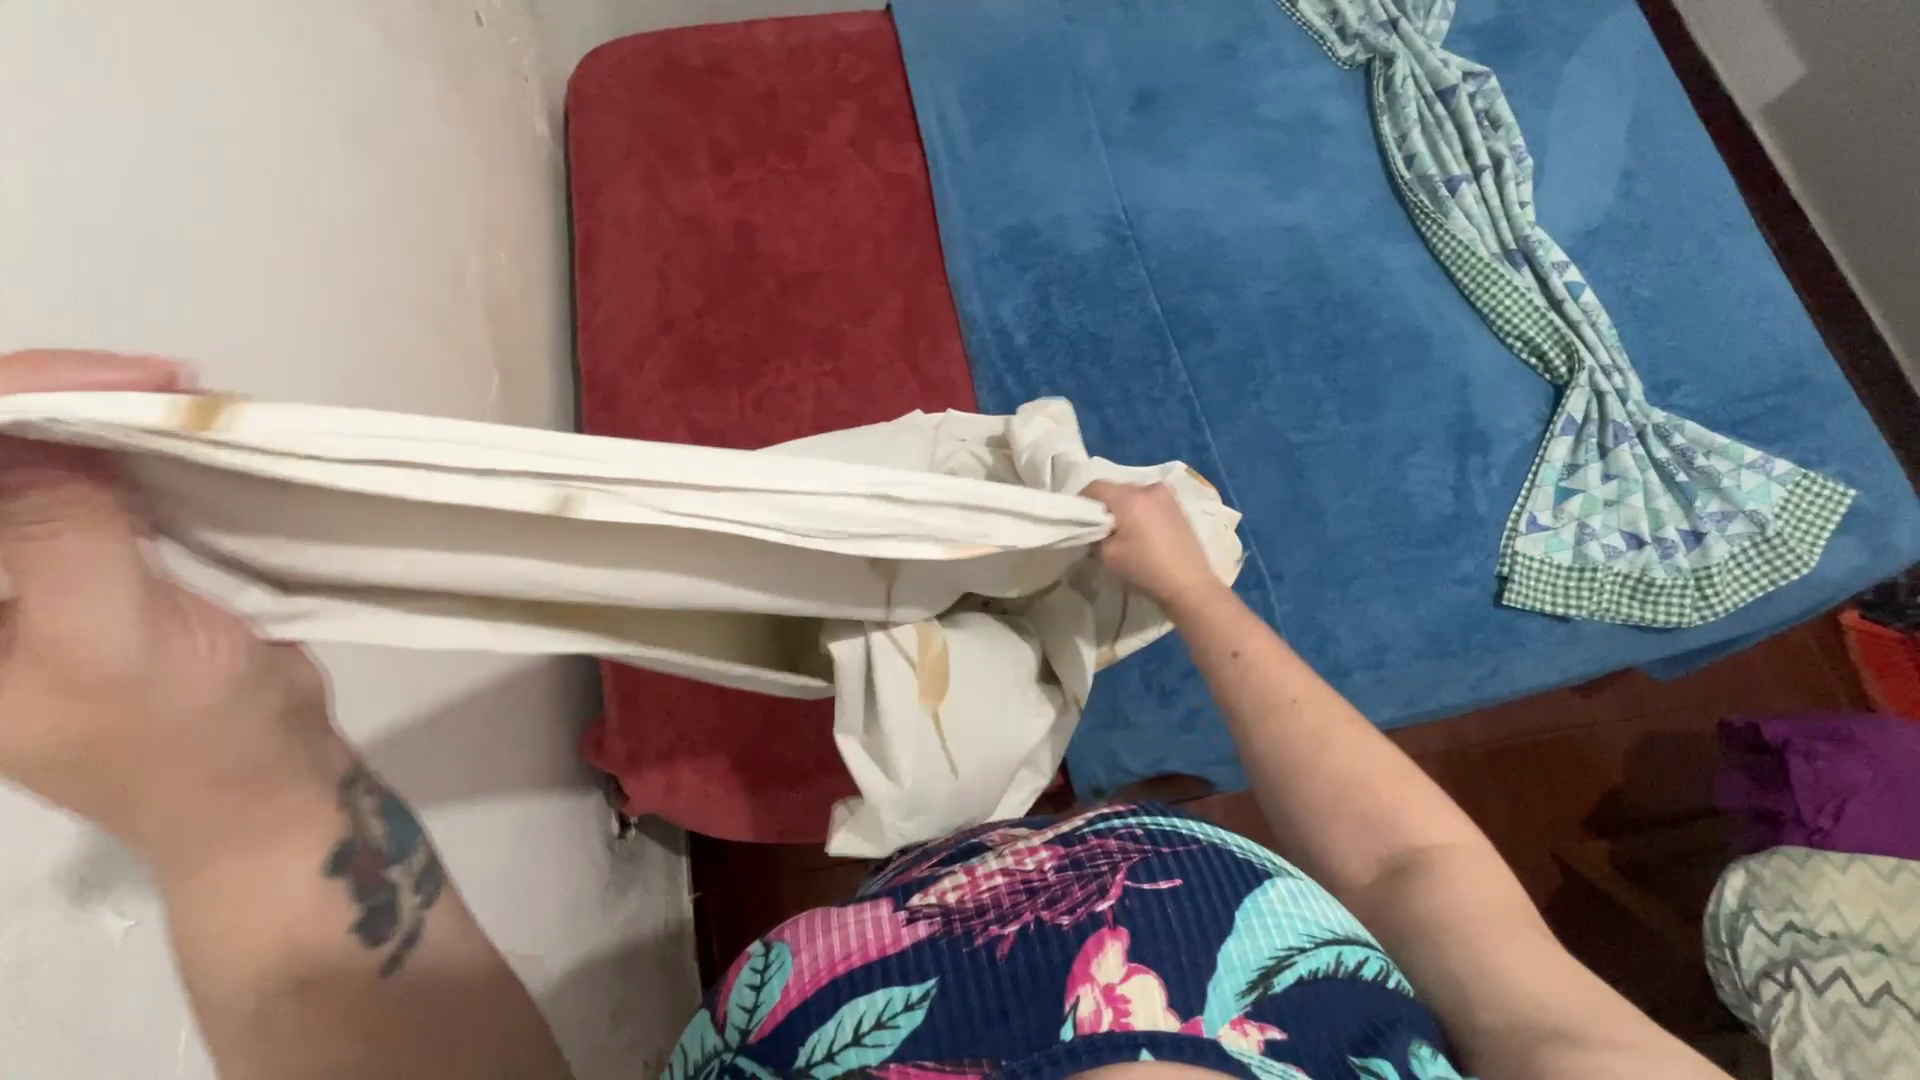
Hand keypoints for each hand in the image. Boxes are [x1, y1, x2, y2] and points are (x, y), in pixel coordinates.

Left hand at [0, 350, 345, 874]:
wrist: (261, 781)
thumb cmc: (185, 732)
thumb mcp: (111, 641)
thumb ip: (63, 538)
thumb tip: (47, 434)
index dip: (11, 407)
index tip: (123, 386)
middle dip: (46, 399)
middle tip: (158, 381)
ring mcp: (20, 574)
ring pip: (24, 462)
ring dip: (86, 416)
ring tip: (170, 397)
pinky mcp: (87, 566)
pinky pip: (77, 484)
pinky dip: (119, 447)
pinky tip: (168, 433)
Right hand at [1082, 480, 1229, 609]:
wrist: (1188, 584)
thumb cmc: (1144, 569)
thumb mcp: (1107, 555)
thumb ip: (1094, 533)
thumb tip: (1096, 527)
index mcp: (1130, 497)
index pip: (1095, 487)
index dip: (1082, 501)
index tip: (1080, 519)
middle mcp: (1149, 488)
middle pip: (1116, 489)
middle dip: (1105, 505)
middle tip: (1101, 528)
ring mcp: (1167, 495)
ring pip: (1133, 494)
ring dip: (1124, 508)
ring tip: (1124, 531)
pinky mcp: (1178, 506)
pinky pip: (1149, 501)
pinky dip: (1140, 511)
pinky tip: (1143, 532)